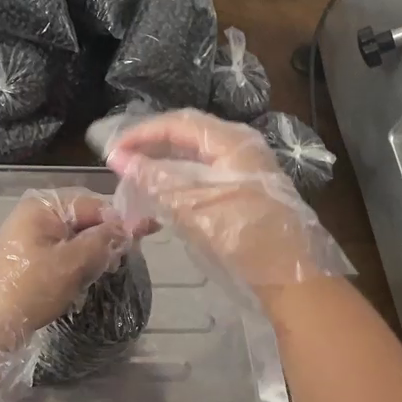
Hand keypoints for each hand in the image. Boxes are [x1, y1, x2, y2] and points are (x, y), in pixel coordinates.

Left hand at [0, 189, 143, 387]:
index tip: (149, 232)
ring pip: (72, 238)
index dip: (120, 219)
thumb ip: (104, 240)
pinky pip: (59, 253)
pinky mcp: (24, 259)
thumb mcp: (74, 262)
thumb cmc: (32, 287)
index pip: (93, 203)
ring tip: (106, 270)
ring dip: (92, 253)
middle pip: (82, 219)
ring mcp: (26, 237)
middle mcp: (32, 214)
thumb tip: (129, 227)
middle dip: (105, 237)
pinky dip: (75, 263)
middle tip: (124, 257)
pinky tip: (84, 279)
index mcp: (42, 206)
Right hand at [103, 109, 342, 297]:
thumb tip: (118, 158)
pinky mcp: (247, 190)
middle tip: (121, 161)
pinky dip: (180, 179)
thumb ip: (155, 179)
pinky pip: (205, 173)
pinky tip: (164, 194)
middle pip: (187, 135)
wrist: (290, 277)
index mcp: (233, 142)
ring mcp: (246, 168)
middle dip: (151, 145)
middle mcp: (241, 147)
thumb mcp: (194, 206)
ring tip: (136, 177)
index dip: (141, 134)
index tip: (112, 152)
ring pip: (196, 155)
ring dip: (164, 163)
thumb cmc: (243, 236)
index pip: (178, 123)